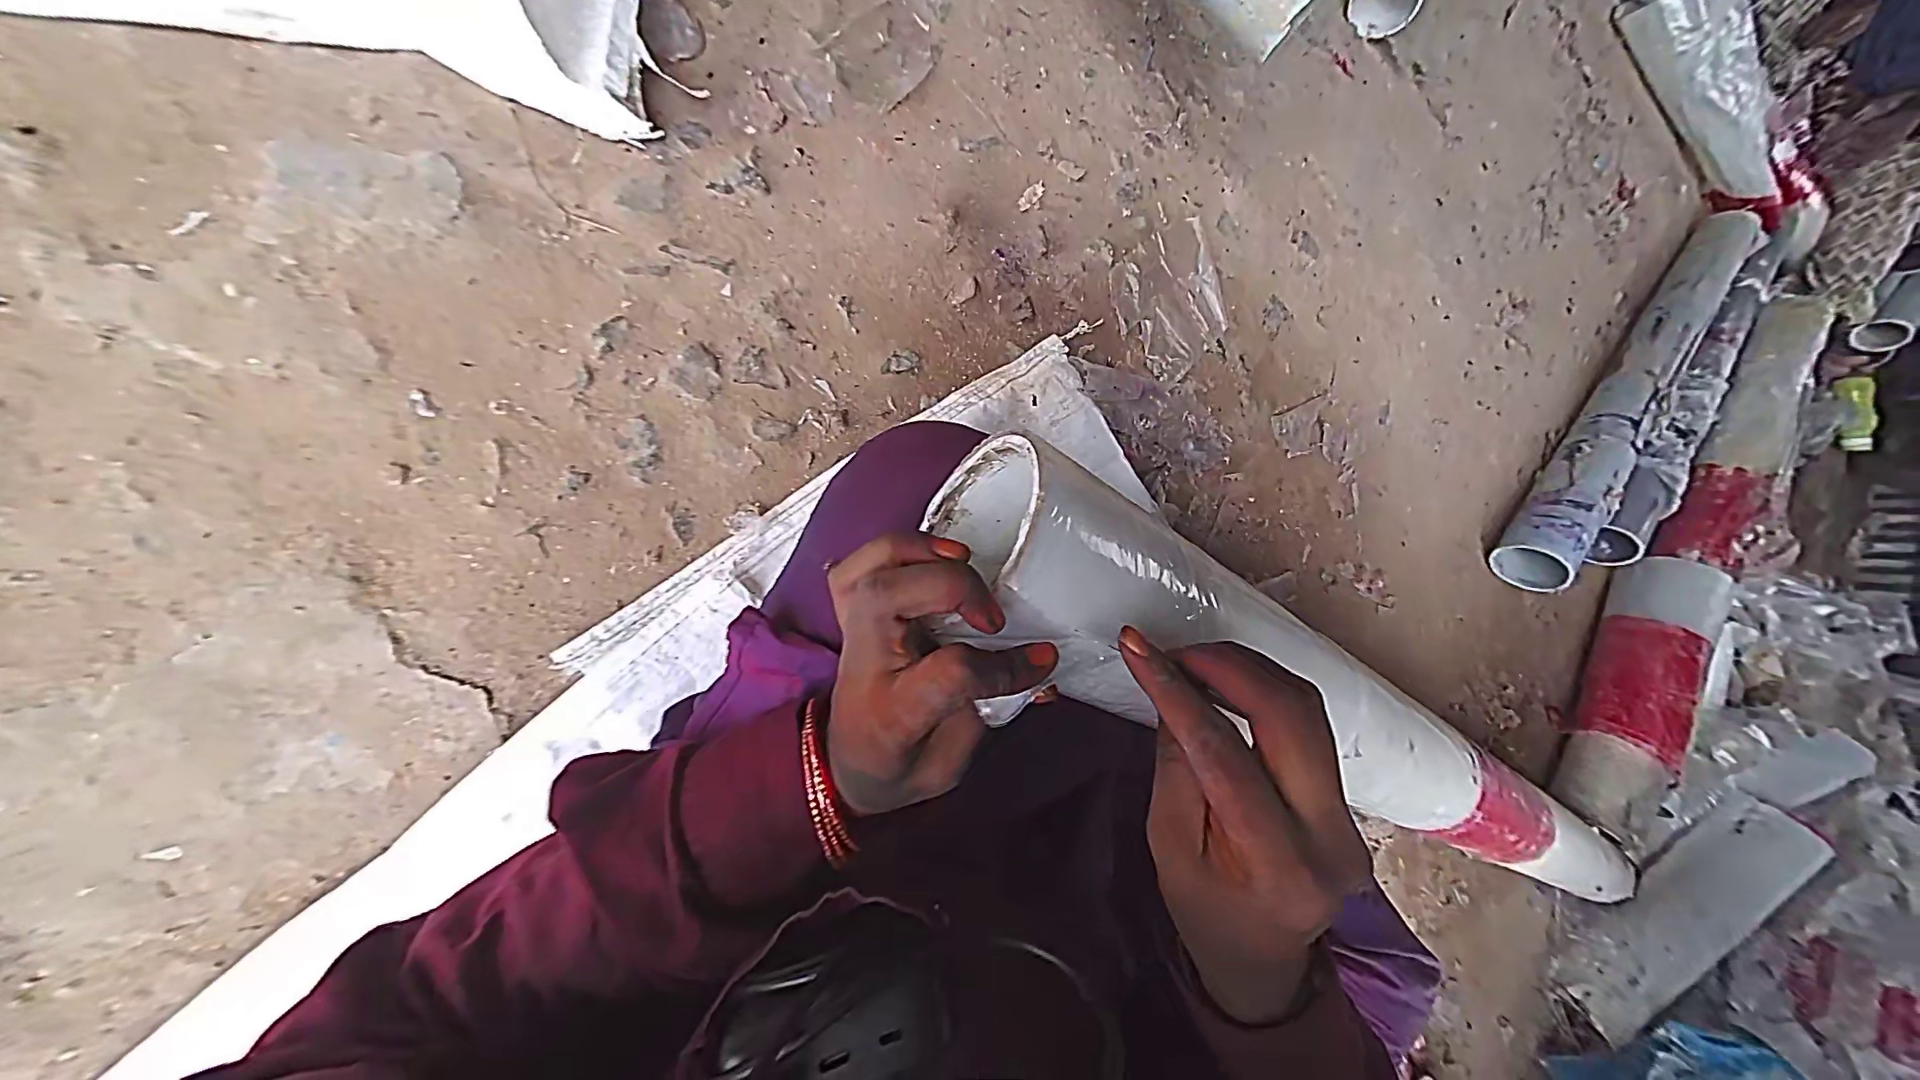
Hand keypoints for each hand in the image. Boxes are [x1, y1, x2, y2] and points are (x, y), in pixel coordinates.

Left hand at [826, 532, 1058, 815]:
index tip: (1039, 660)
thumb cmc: (899, 765)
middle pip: (892, 596)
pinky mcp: (853, 611)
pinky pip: (862, 562)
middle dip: (955, 589)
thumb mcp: (950, 765)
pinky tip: (931, 555)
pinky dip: (896, 548)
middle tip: (993, 619)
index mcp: (893, 711)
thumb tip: (1037, 662)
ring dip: (922, 552)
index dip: (1003, 664)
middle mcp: (864, 661)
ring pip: (871, 567)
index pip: (949, 672)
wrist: (846, 763)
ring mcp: (853, 631)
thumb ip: (991, 711)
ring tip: (962, 561)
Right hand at [1119, 628, 1373, 1023]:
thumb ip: (1175, 769)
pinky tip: (1224, 681)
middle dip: (1226, 666)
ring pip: (1306, 708)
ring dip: (1245, 669)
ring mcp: (1350, 815)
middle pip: (1290, 716)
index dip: (1176, 692)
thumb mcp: (1168, 846)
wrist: (1262, 957)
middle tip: (1172, 653)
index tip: (1138, 649)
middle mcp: (1331, 835)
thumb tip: (1174, 696)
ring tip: (1192, 662)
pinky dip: (1260, 687)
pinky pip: (1306, 721)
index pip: (1225, 754)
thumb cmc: (1203, 911)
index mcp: (1279, 863)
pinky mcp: (1345, 797)